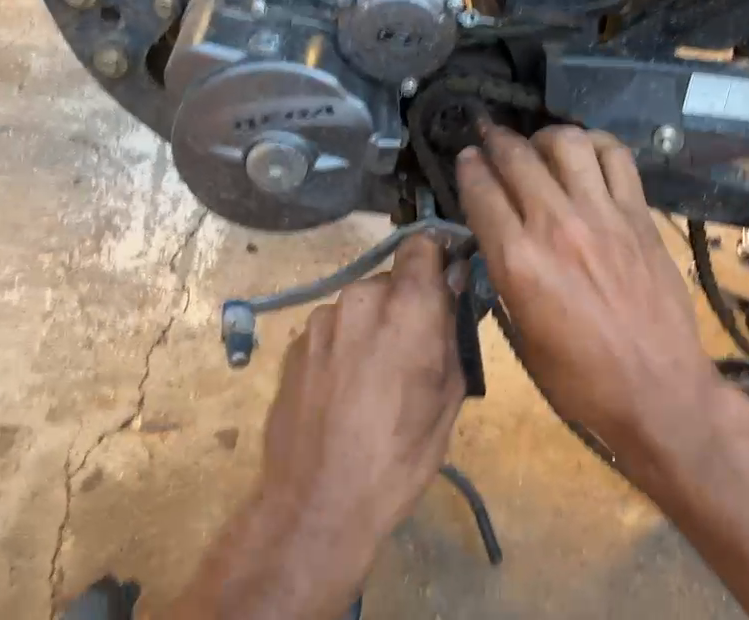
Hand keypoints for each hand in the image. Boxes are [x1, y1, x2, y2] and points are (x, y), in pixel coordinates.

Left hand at [167, 235, 465, 619]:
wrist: (318, 502)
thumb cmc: (400, 454)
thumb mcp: (448, 396)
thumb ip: (452, 331)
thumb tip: (455, 288)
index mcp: (406, 305)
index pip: (422, 245)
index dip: (436, 260)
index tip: (445, 286)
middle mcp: (360, 298)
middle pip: (391, 281)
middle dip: (405, 306)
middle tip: (413, 352)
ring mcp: (320, 320)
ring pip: (359, 308)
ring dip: (371, 328)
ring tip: (374, 381)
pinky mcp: (294, 346)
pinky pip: (332, 331)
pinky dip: (343, 348)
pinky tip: (344, 392)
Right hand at [455, 124, 724, 470]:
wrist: (657, 389)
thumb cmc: (581, 378)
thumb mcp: (522, 336)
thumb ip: (505, 278)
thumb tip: (497, 239)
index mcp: (518, 262)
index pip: (481, 191)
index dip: (468, 168)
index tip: (466, 160)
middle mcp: (555, 226)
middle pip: (516, 157)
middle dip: (495, 141)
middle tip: (490, 138)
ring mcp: (602, 215)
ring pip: (566, 143)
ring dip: (543, 137)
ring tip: (539, 146)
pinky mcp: (638, 215)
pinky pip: (616, 157)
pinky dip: (595, 143)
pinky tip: (586, 152)